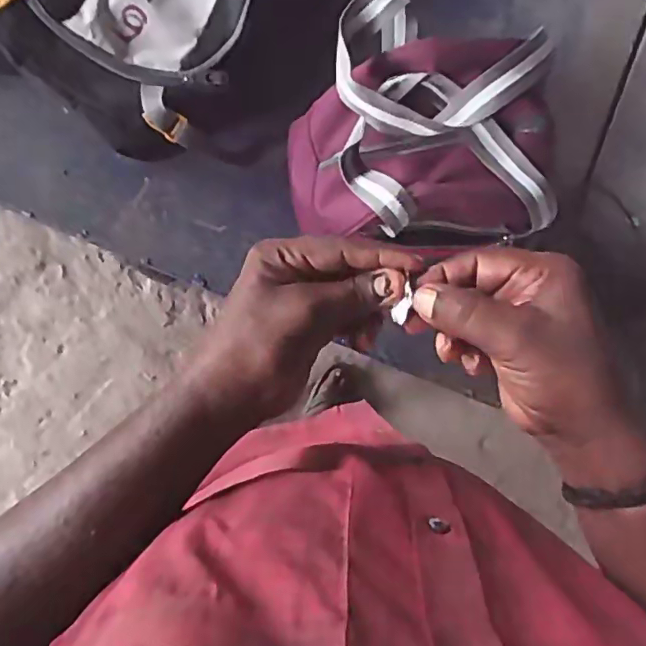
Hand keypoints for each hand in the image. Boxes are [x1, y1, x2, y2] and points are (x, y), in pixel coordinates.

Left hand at [181, 237, 420, 423]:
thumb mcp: (303, 311)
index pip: (341, 248)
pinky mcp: (315, 323)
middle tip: (405, 302)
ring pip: (354, 293)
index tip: (416, 265)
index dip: (380, 257)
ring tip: (371, 333)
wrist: (229, 397)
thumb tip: (396, 281)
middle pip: (351, 269)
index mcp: (284, 255)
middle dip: (377, 285)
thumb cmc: (257, 345)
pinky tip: (363, 341)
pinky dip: (360, 325)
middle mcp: (297, 269)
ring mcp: (306, 297)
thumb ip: (350, 293)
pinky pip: (349, 314)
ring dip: (370, 310)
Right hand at [407, 249, 645, 491]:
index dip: (445, 276)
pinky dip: (465, 348)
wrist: (582, 430)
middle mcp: (531, 288)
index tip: (413, 297)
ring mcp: (521, 317)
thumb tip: (419, 295)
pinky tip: (471, 366)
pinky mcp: (511, 343)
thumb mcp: (513, 338)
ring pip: (468, 312)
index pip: (481, 261)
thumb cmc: (559, 376)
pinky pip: (475, 334)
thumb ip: (465, 312)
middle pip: (471, 286)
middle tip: (415, 327)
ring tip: (451, 354)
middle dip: (447, 309)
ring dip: (453, 332)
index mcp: (543, 272)